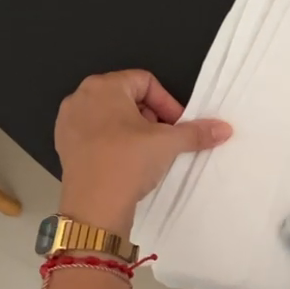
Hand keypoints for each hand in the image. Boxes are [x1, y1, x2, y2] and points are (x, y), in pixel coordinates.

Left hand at [53, 70, 231, 233]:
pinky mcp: (64, 145)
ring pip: (111, 116)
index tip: (177, 127)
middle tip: (163, 140)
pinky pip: (96, 134)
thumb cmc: (129, 162)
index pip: (145, 81)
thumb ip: (196, 132)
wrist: (94, 207)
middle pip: (127, 97)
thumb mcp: (168, 144)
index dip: (167, 103)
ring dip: (133, 130)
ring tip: (145, 153)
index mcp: (103, 86)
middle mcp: (81, 97)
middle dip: (151, 116)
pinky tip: (124, 163)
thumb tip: (225, 128)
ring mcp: (68, 121)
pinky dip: (113, 143)